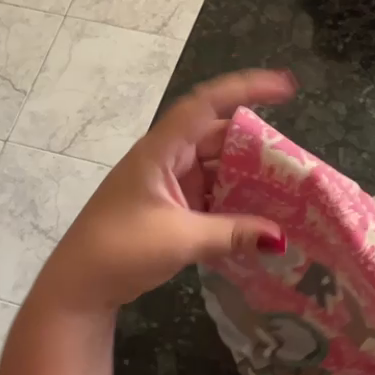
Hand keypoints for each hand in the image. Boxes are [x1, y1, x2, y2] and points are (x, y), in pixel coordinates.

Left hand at [33, 69, 295, 311]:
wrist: (79, 287)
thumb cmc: (120, 250)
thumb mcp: (181, 239)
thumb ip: (234, 234)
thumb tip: (280, 238)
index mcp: (160, 152)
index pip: (205, 105)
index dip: (246, 88)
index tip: (286, 88)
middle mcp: (165, 159)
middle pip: (217, 137)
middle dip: (256, 145)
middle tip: (295, 161)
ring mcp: (167, 184)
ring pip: (216, 167)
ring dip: (247, 176)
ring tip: (286, 188)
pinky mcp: (169, 208)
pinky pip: (209, 193)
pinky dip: (233, 200)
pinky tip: (259, 215)